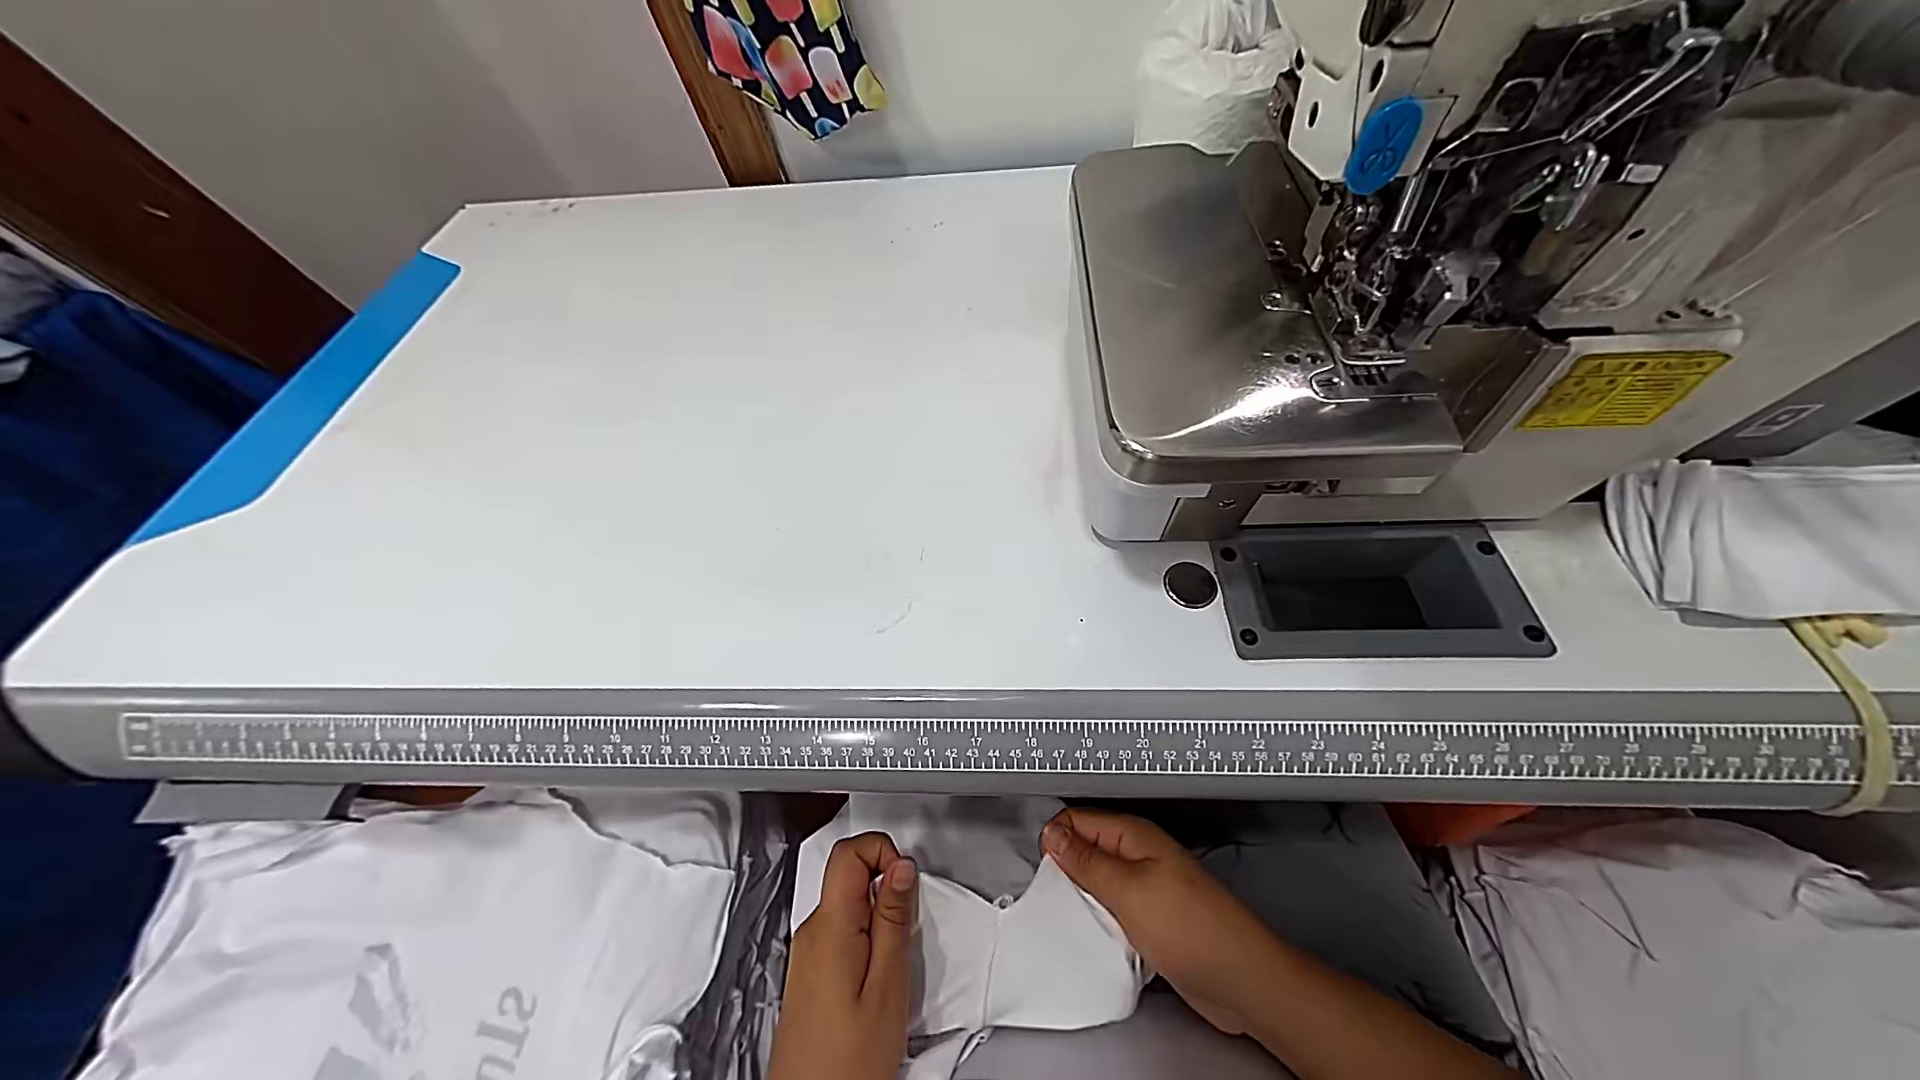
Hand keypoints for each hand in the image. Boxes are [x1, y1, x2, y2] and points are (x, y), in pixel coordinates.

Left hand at [768, 832, 918, 1079]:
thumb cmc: (847, 1062)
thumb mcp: (888, 984)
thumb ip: (894, 918)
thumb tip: (901, 867)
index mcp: (830, 927)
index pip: (849, 852)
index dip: (883, 852)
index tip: (906, 882)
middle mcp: (812, 932)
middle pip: (850, 874)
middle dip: (886, 889)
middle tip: (905, 930)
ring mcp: (808, 952)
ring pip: (849, 904)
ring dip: (878, 918)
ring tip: (893, 963)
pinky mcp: (811, 971)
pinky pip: (842, 931)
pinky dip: (867, 939)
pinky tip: (878, 977)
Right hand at [1041, 808, 1285, 1036]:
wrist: (1243, 980)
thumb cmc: (1198, 930)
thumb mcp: (1128, 890)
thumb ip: (1086, 861)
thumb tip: (1053, 834)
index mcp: (1133, 835)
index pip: (1076, 820)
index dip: (1056, 842)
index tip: (1048, 871)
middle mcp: (1140, 855)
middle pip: (1084, 849)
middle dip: (1067, 872)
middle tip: (1061, 899)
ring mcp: (1147, 886)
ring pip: (1096, 882)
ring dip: (1084, 899)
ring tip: (1081, 920)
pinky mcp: (1151, 915)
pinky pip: (1112, 908)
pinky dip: (1101, 920)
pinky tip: (1100, 936)